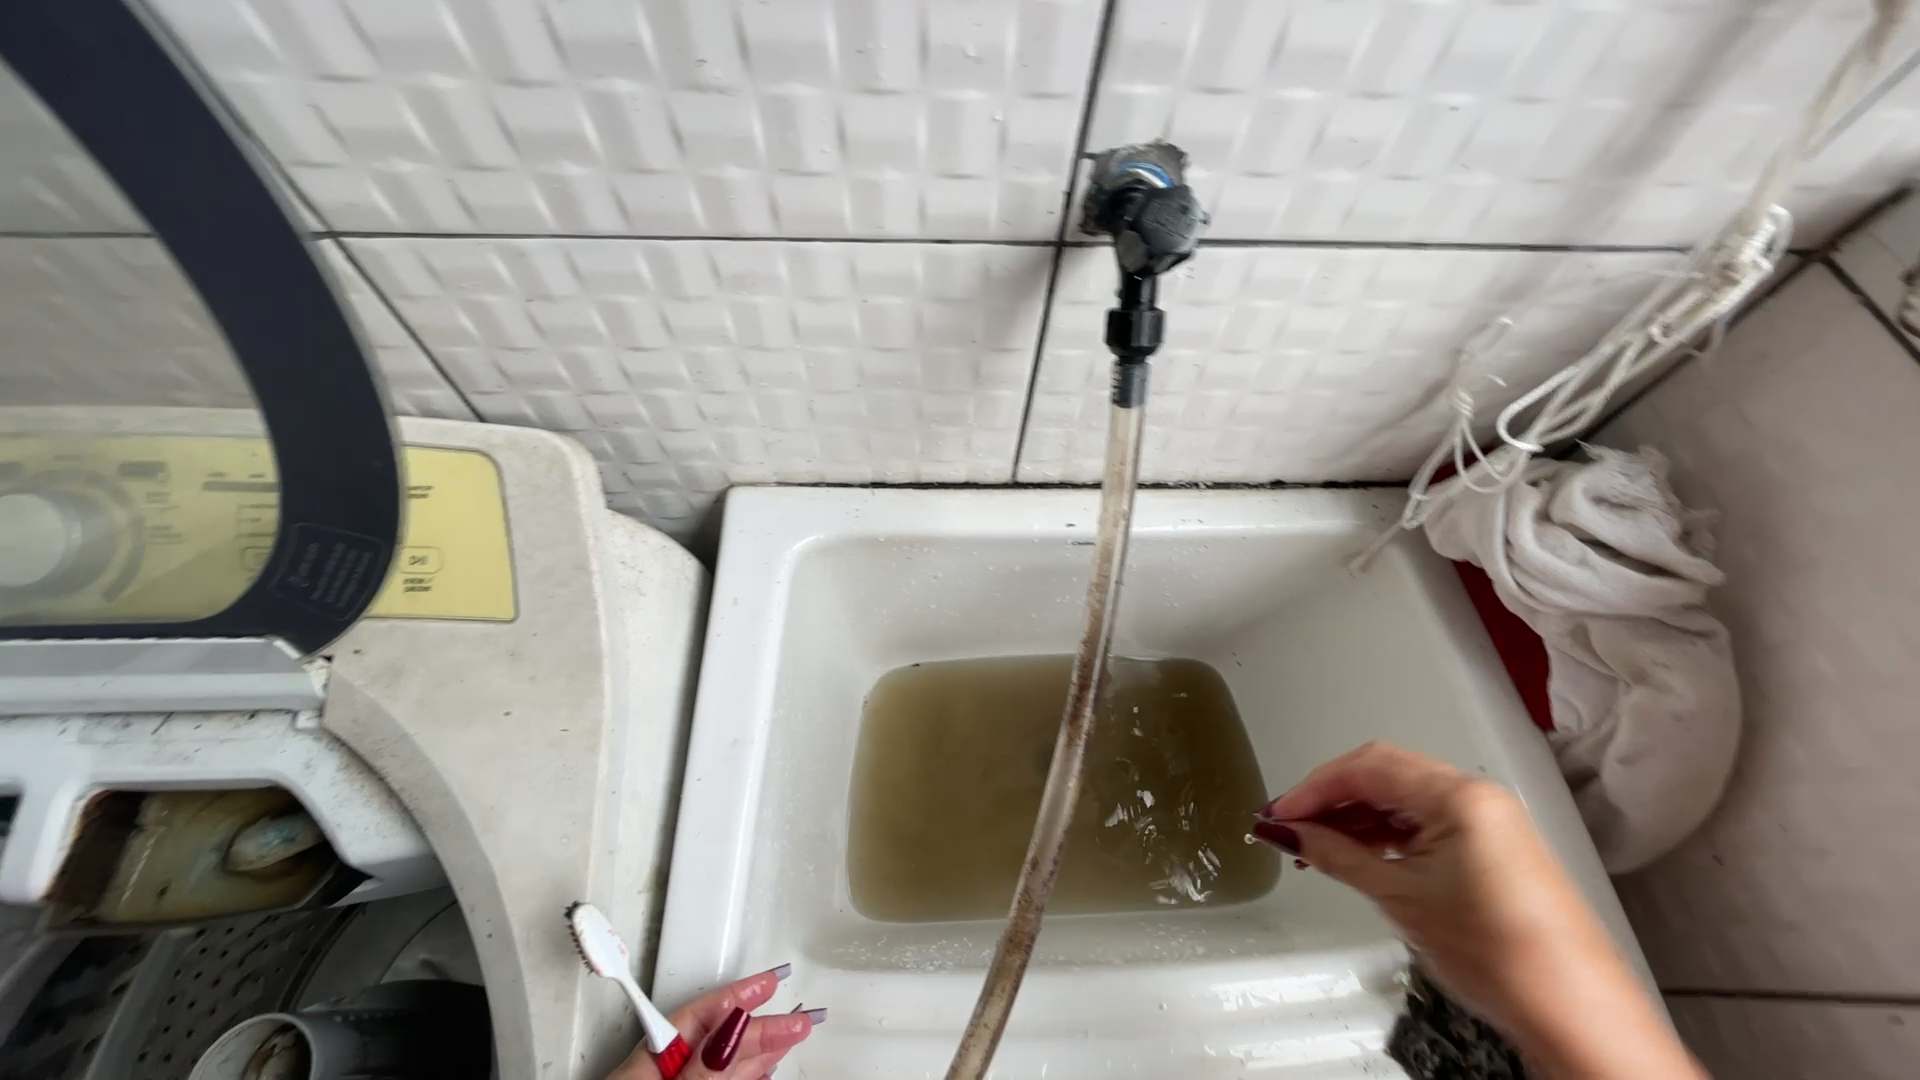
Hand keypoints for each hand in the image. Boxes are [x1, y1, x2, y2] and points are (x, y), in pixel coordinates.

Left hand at [605, 967, 818, 1079]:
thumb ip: (702, 1070)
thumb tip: (736, 1026)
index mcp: (643, 1066)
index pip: (697, 1016)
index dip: (737, 994)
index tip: (772, 980)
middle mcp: (657, 1077)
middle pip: (716, 1040)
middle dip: (762, 1027)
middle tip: (802, 1017)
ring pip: (721, 1065)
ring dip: (760, 1050)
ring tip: (792, 1032)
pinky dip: (746, 1074)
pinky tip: (763, 1068)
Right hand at [1258, 742, 1703, 1079]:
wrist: (1577, 1018)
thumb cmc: (1507, 959)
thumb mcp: (1400, 897)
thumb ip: (1335, 854)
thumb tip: (1289, 832)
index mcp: (1460, 797)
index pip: (1365, 767)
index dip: (1313, 787)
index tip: (1279, 812)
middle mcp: (1477, 797)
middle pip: (1381, 774)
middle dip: (1330, 798)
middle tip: (1290, 824)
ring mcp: (1487, 821)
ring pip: (1399, 797)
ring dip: (1353, 816)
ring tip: (1314, 845)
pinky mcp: (1491, 846)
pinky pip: (1421, 820)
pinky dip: (1382, 832)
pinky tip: (1355, 854)